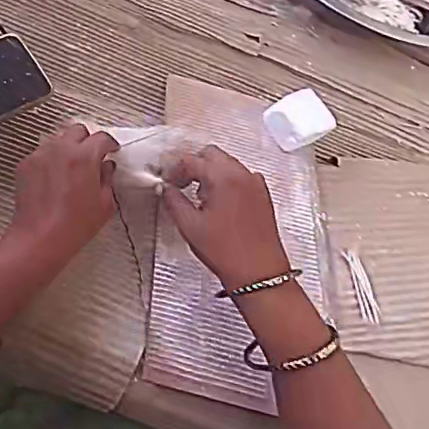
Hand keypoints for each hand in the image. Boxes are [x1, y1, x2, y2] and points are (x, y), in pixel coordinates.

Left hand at [5, 122, 119, 265]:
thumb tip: (106, 168)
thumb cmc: (73, 225)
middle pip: (77, 131)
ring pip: (57, 141)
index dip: (109, 144)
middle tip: (92, 157)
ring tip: (71, 170)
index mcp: (84, 156)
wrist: (39, 237)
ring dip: (67, 149)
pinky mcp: (25, 165)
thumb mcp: (104, 204)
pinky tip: (54, 179)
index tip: (111, 150)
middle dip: (87, 140)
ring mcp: (40, 155)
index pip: (101, 137)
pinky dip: (50, 160)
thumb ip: (108, 179)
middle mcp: (60, 149)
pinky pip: (41, 154)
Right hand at [161, 146, 292, 290]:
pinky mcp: (262, 197)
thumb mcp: (189, 225)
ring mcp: (255, 185)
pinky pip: (241, 178)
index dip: (174, 169)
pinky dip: (226, 182)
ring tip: (197, 195)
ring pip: (227, 164)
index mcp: (223, 178)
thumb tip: (167, 190)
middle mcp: (242, 176)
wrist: (258, 274)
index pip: (192, 160)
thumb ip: (173, 200)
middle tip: (180, 182)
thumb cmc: (228, 252)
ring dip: (210, 173)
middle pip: (211, 154)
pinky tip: (217, 202)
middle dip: (193, 165)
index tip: (168, 180)